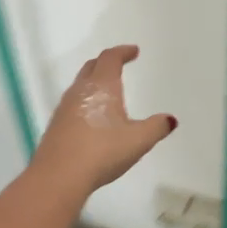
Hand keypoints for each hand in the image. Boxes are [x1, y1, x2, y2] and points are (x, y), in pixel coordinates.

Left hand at [31, 45, 176, 191]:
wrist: (59, 176)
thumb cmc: (102, 151)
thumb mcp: (138, 140)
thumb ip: (156, 127)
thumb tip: (170, 119)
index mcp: (102, 86)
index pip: (110, 58)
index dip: (123, 52)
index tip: (134, 52)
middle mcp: (80, 91)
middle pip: (92, 67)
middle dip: (107, 62)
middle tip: (120, 65)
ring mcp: (64, 108)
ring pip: (80, 85)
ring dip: (95, 81)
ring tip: (108, 92)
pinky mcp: (56, 126)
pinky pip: (73, 103)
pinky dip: (86, 100)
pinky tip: (93, 118)